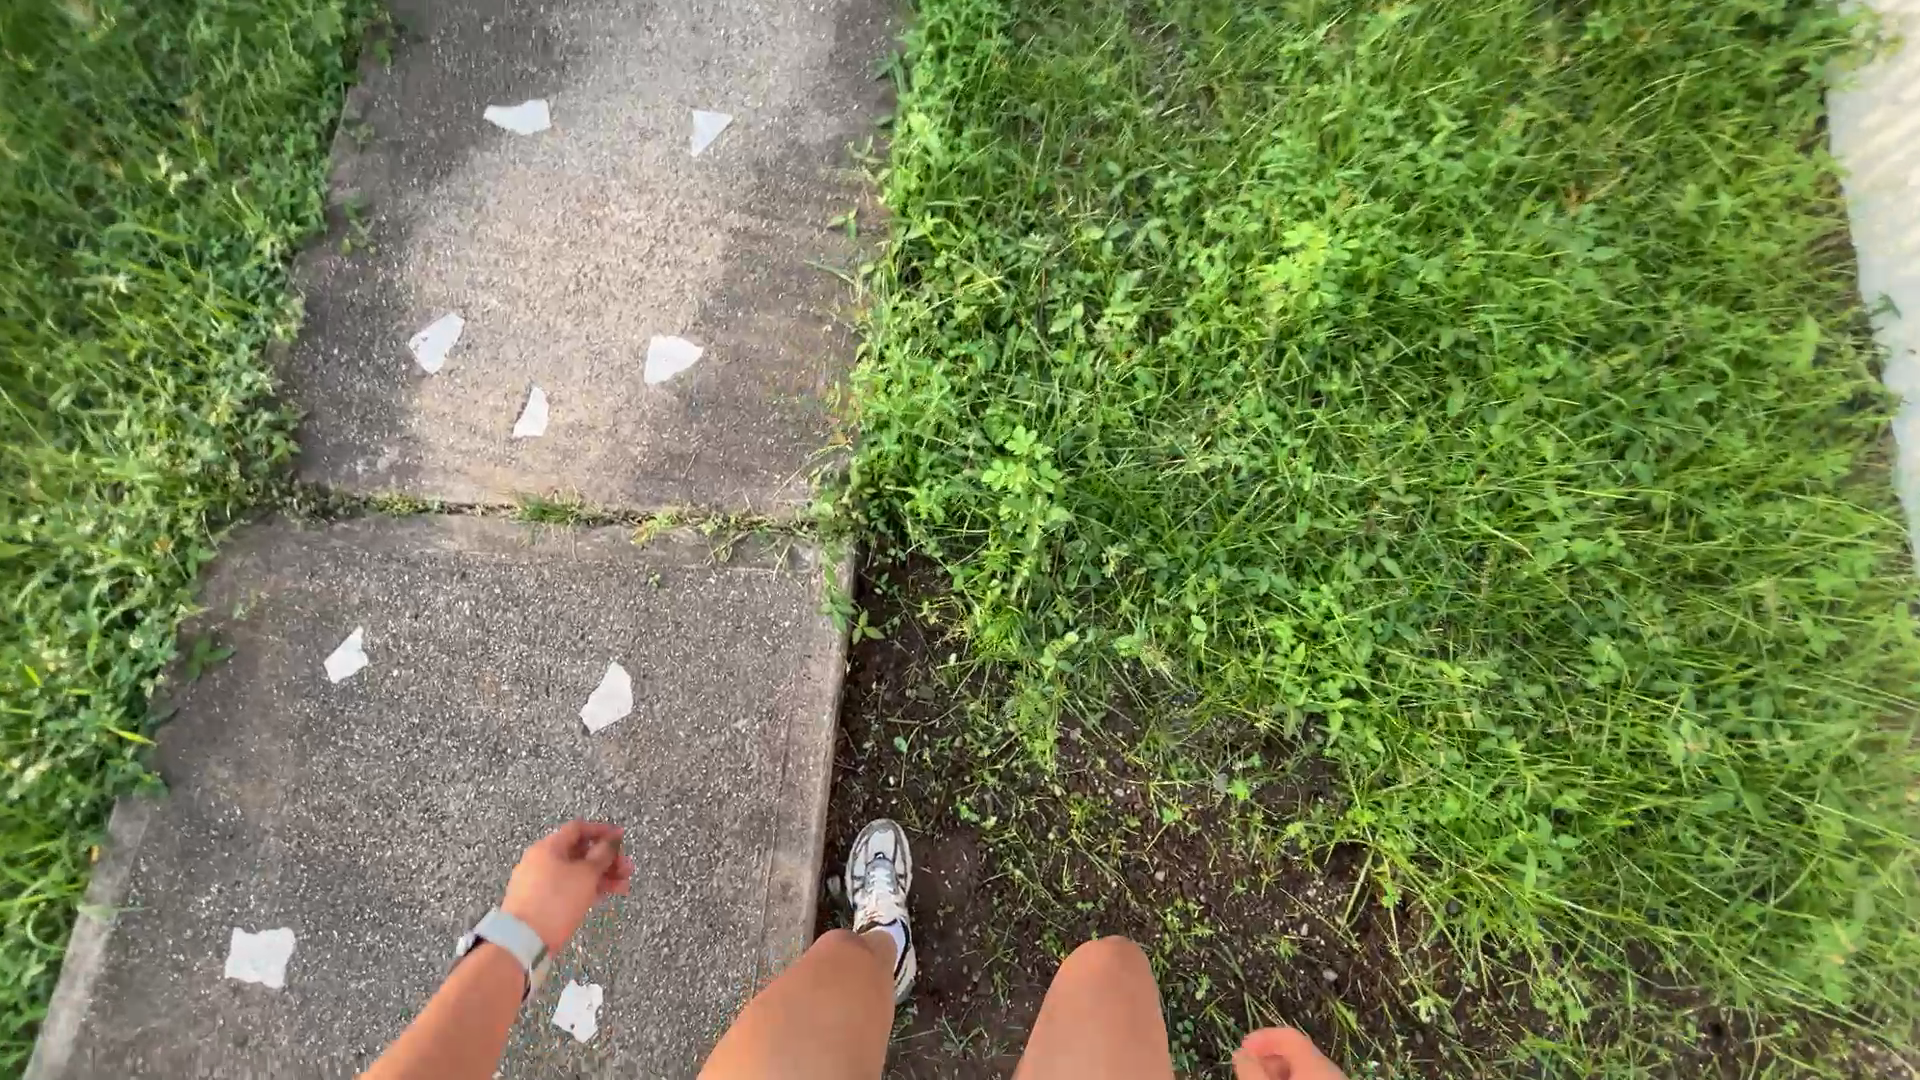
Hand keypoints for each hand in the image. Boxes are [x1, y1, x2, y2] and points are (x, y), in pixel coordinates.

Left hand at [500, 820, 633, 951]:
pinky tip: (604, 896)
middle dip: (607, 859)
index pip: (578, 828)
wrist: (522, 943)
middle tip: (626, 868)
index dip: (602, 831)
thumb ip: (603, 853)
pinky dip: (587, 889)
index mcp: (548, 848)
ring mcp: (538, 883)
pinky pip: (568, 888)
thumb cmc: (556, 901)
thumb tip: (612, 839)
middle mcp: (540, 861)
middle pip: (580, 851)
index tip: (621, 839)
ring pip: (576, 872)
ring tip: (622, 887)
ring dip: (602, 876)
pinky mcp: (539, 903)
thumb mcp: (586, 873)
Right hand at [1232, 1028, 1347, 1079]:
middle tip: (1251, 1070)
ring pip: (1306, 1070)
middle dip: (1269, 1057)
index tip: (1243, 1050)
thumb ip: (1252, 1070)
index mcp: (1316, 1062)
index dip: (1262, 1037)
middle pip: (1297, 1053)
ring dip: (1281, 1072)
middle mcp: (1332, 1070)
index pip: (1288, 1034)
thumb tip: (1240, 1053)